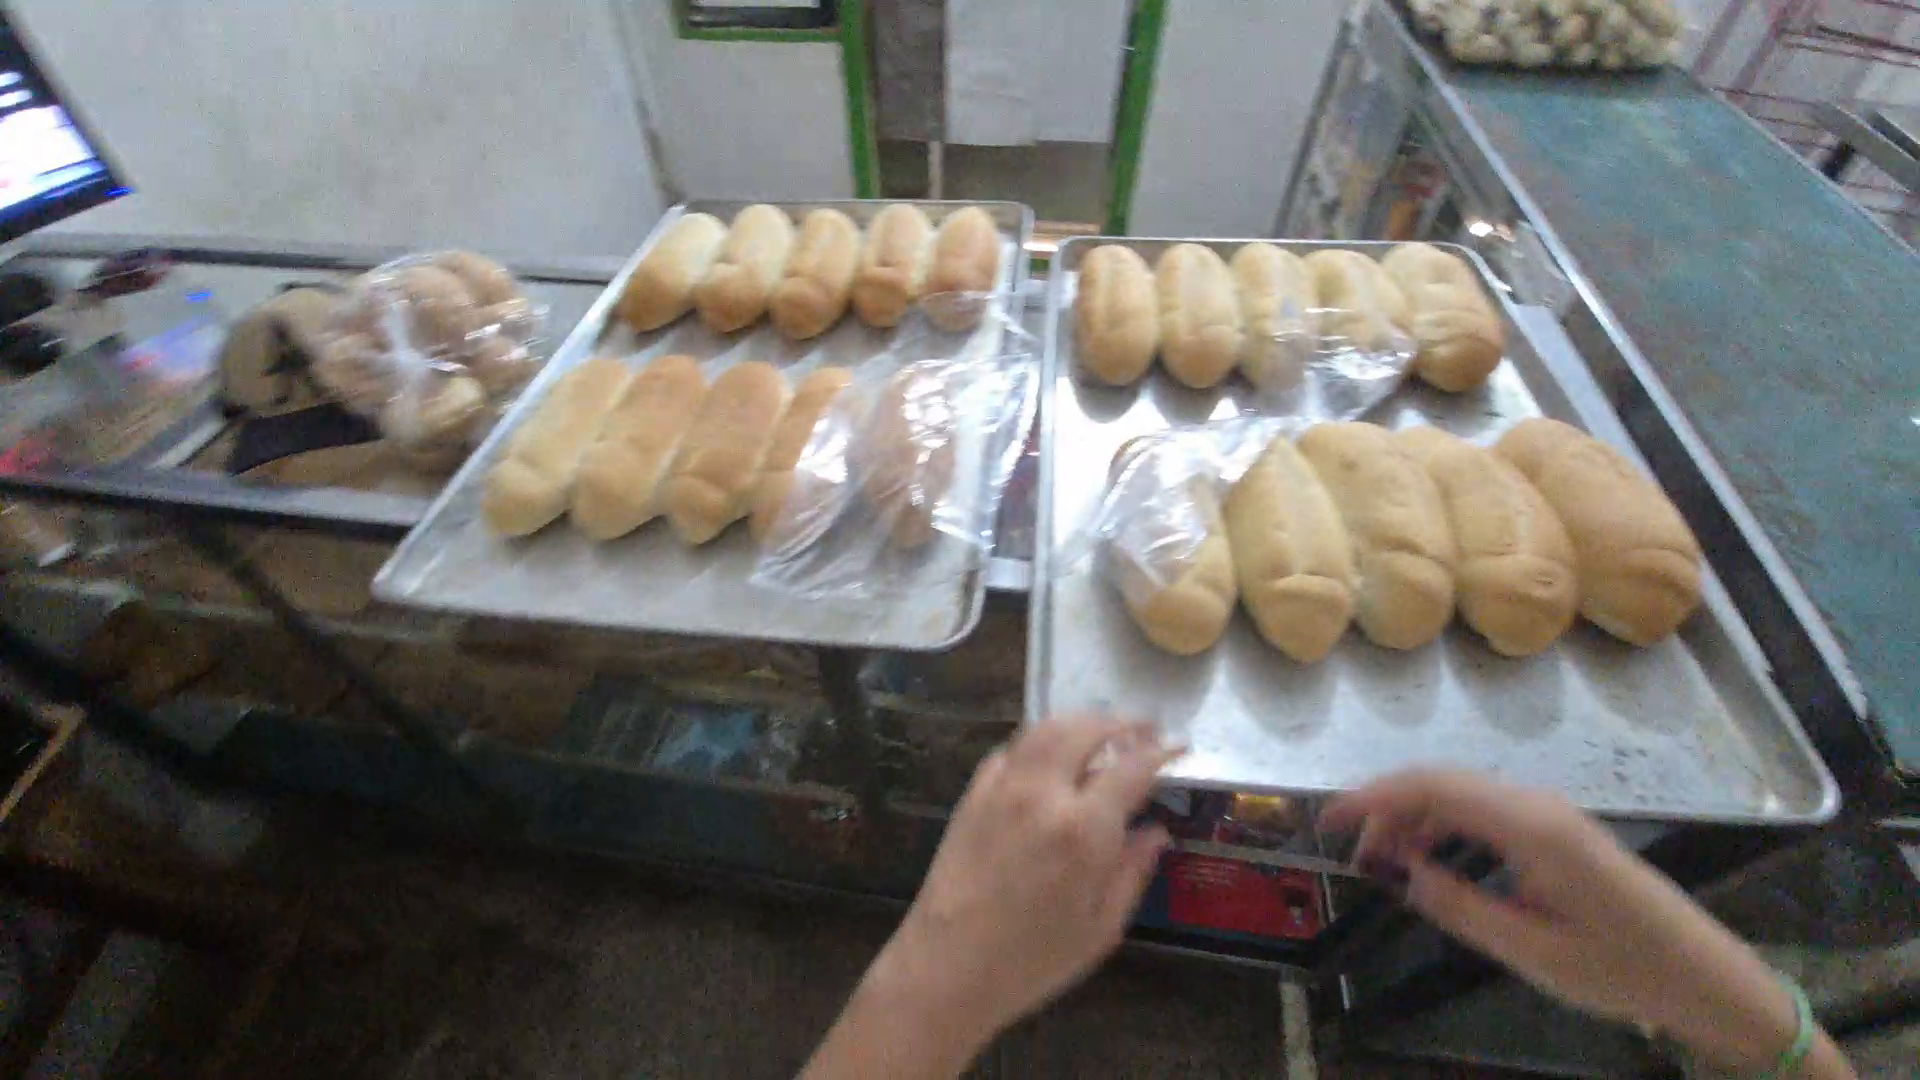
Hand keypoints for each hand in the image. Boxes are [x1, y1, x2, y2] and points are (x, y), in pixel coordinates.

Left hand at [808, 717, 1178, 1077]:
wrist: (947, 964)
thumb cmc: (1032, 959)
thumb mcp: (1100, 928)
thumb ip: (1132, 871)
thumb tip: (1157, 832)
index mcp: (1083, 829)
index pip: (1132, 767)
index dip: (1161, 752)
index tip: (1178, 746)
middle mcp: (1043, 792)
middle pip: (1085, 729)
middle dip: (1121, 723)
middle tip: (1143, 729)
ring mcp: (1003, 785)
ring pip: (1046, 728)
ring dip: (1080, 721)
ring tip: (1101, 732)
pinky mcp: (975, 790)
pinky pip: (1013, 749)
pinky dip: (1040, 742)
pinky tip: (1050, 757)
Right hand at [1321, 771, 1849, 1077]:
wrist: (1715, 983)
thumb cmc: (1625, 971)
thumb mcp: (1533, 953)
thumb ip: (1458, 905)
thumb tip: (1399, 870)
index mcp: (1531, 827)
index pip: (1432, 788)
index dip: (1372, 797)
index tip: (1330, 818)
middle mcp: (1533, 803)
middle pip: (1437, 782)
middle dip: (1384, 808)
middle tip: (1354, 850)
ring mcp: (1543, 810)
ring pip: (1454, 791)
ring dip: (1409, 816)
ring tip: (1382, 858)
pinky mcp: (1549, 824)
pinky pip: (1477, 806)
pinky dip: (1438, 822)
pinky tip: (1426, 855)